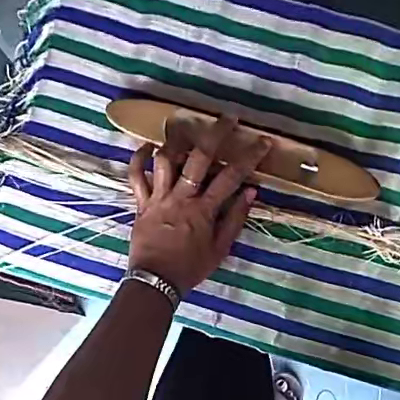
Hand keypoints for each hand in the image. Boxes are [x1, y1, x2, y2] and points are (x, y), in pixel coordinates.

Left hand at [125, 114, 268, 294]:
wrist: (156, 281)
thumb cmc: (190, 268)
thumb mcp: (220, 249)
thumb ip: (234, 219)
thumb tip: (251, 192)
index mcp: (203, 210)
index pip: (231, 177)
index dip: (249, 157)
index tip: (263, 142)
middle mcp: (181, 197)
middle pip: (199, 157)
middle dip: (215, 133)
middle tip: (227, 118)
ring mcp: (159, 198)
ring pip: (165, 160)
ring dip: (176, 141)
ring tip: (186, 129)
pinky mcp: (141, 203)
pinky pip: (136, 176)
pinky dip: (139, 159)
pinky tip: (147, 146)